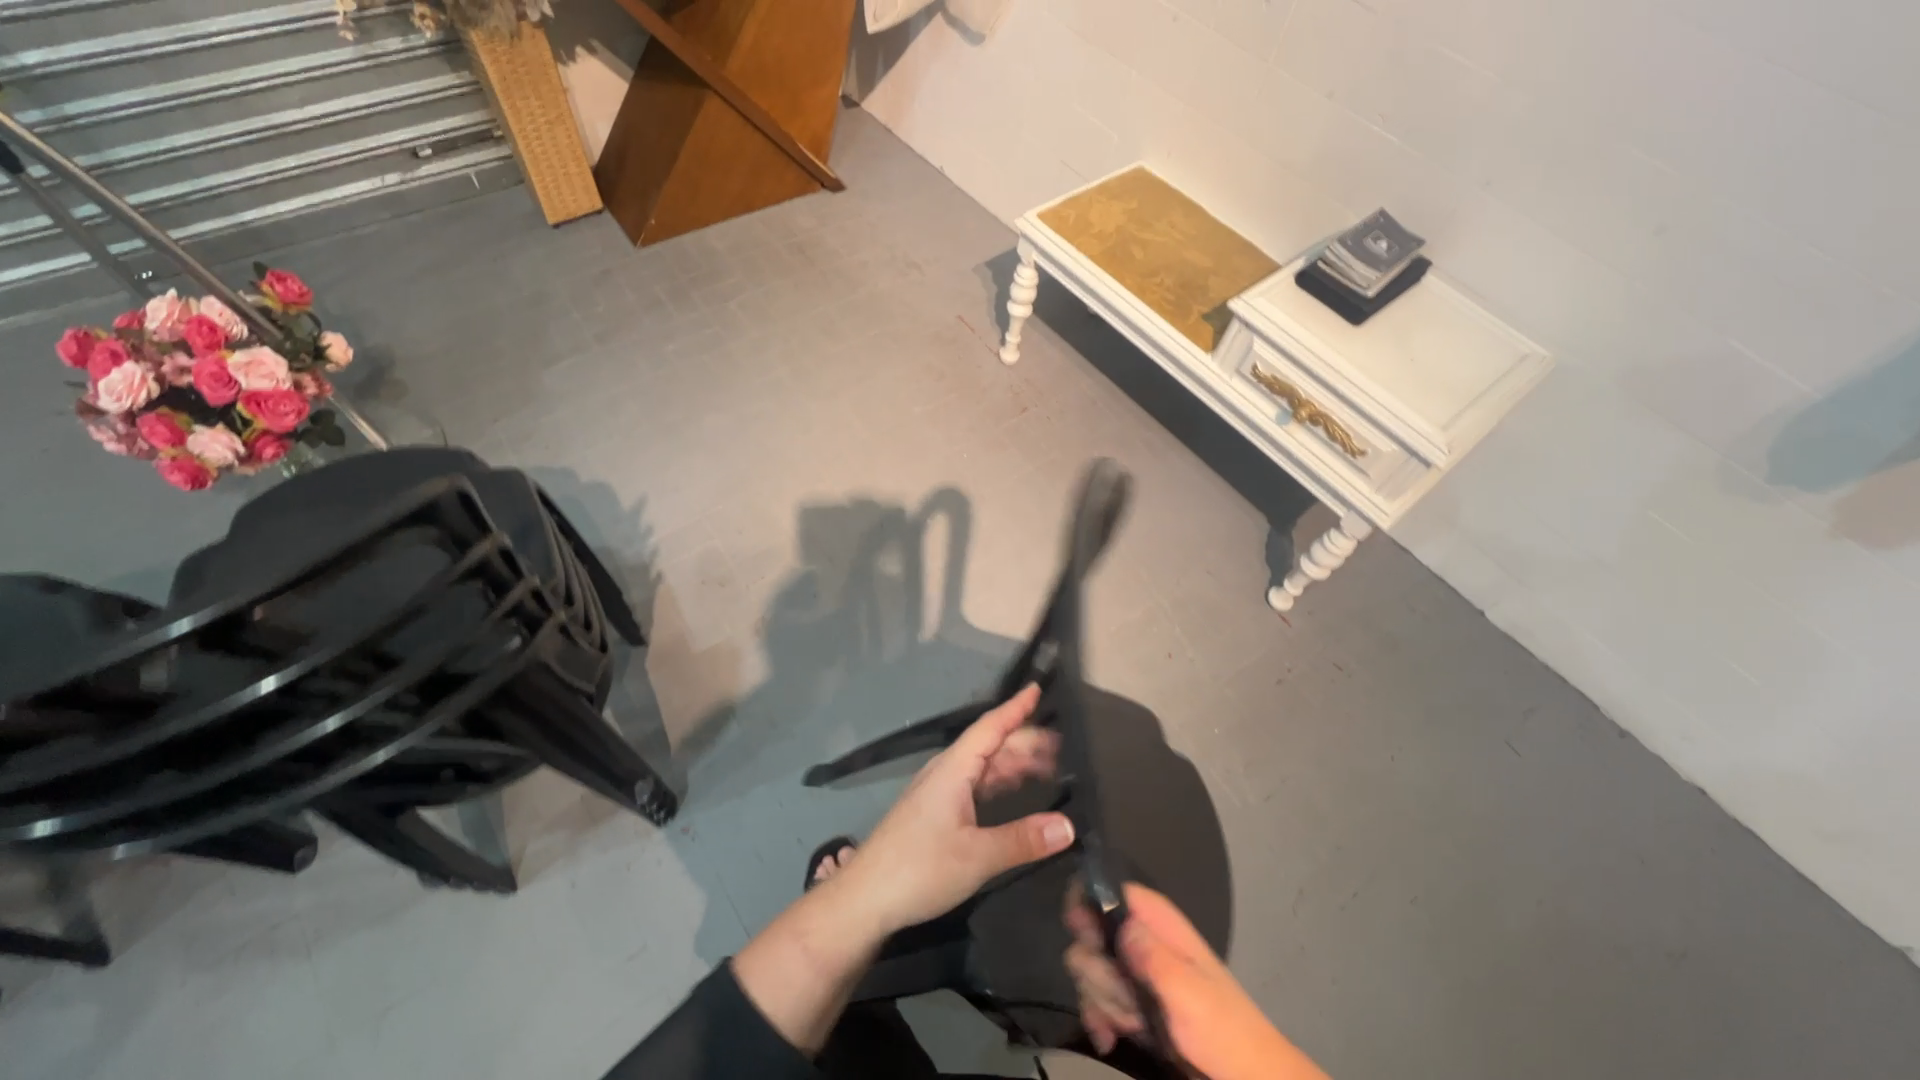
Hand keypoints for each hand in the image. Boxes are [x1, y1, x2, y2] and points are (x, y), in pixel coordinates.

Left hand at [836, 684, 1074, 934]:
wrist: (864, 899)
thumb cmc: (919, 869)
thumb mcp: (977, 857)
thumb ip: (1023, 839)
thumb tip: (1069, 826)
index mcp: (953, 770)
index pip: (989, 728)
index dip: (1015, 709)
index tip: (1037, 688)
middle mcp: (944, 773)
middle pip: (988, 746)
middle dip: (1024, 741)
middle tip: (1063, 745)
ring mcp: (936, 793)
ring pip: (981, 767)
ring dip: (1013, 765)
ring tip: (1048, 768)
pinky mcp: (933, 814)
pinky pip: (973, 786)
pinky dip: (998, 784)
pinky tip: (1014, 795)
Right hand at [1064, 882, 1327, 1079]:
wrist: (1243, 1075)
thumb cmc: (1223, 1031)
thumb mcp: (1189, 993)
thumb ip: (1153, 956)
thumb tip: (1121, 922)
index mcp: (1161, 925)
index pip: (1114, 890)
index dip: (1089, 903)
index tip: (1084, 936)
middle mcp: (1145, 941)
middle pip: (1092, 934)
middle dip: (1098, 973)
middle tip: (1126, 1000)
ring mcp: (1137, 973)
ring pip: (1091, 968)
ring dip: (1103, 1002)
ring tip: (1132, 1025)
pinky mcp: (1131, 1000)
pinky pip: (1095, 998)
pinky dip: (1097, 1018)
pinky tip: (1110, 1037)